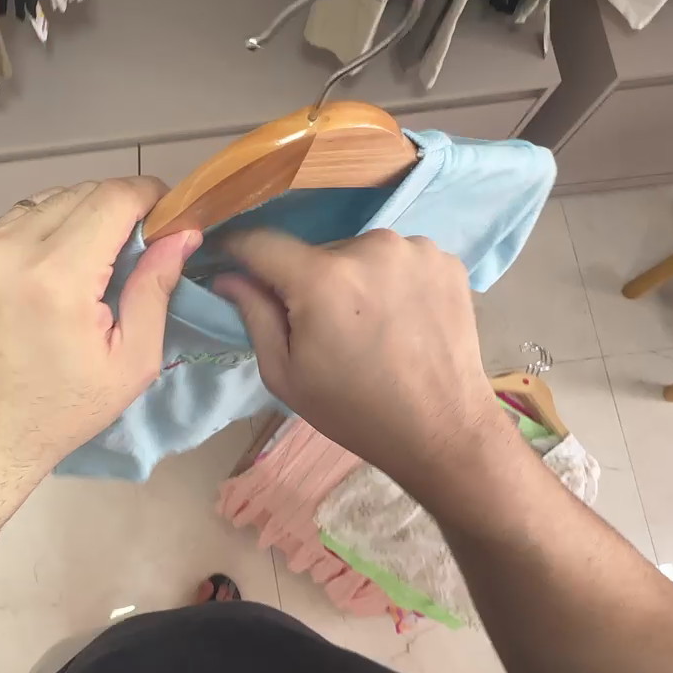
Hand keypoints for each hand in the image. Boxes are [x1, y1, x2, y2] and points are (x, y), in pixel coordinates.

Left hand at [0, 178, 200, 494]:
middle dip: (118, 210)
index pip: (113, 197)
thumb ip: (156, 289)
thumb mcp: (132, 361)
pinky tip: (54, 270)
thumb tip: (183, 232)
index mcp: (56, 277)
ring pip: (50, 199)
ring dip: (81, 218)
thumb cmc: (68, 406)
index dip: (149, 197)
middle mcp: (10, 249)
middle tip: (134, 250)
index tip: (166, 217)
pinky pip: (19, 219)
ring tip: (93, 263)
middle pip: (82, 192)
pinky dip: (45, 231)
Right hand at [215, 229, 506, 480]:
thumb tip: (227, 276)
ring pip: (358, 254)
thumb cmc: (352, 410)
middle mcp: (369, 247)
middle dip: (306, 281)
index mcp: (322, 280)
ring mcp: (414, 249)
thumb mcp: (285, 374)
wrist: (440, 429)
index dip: (237, 249)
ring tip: (366, 326)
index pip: (262, 242)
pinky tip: (398, 320)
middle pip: (315, 252)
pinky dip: (388, 282)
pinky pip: (397, 260)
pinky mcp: (446, 259)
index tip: (227, 258)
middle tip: (319, 326)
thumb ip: (254, 316)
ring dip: (350, 280)